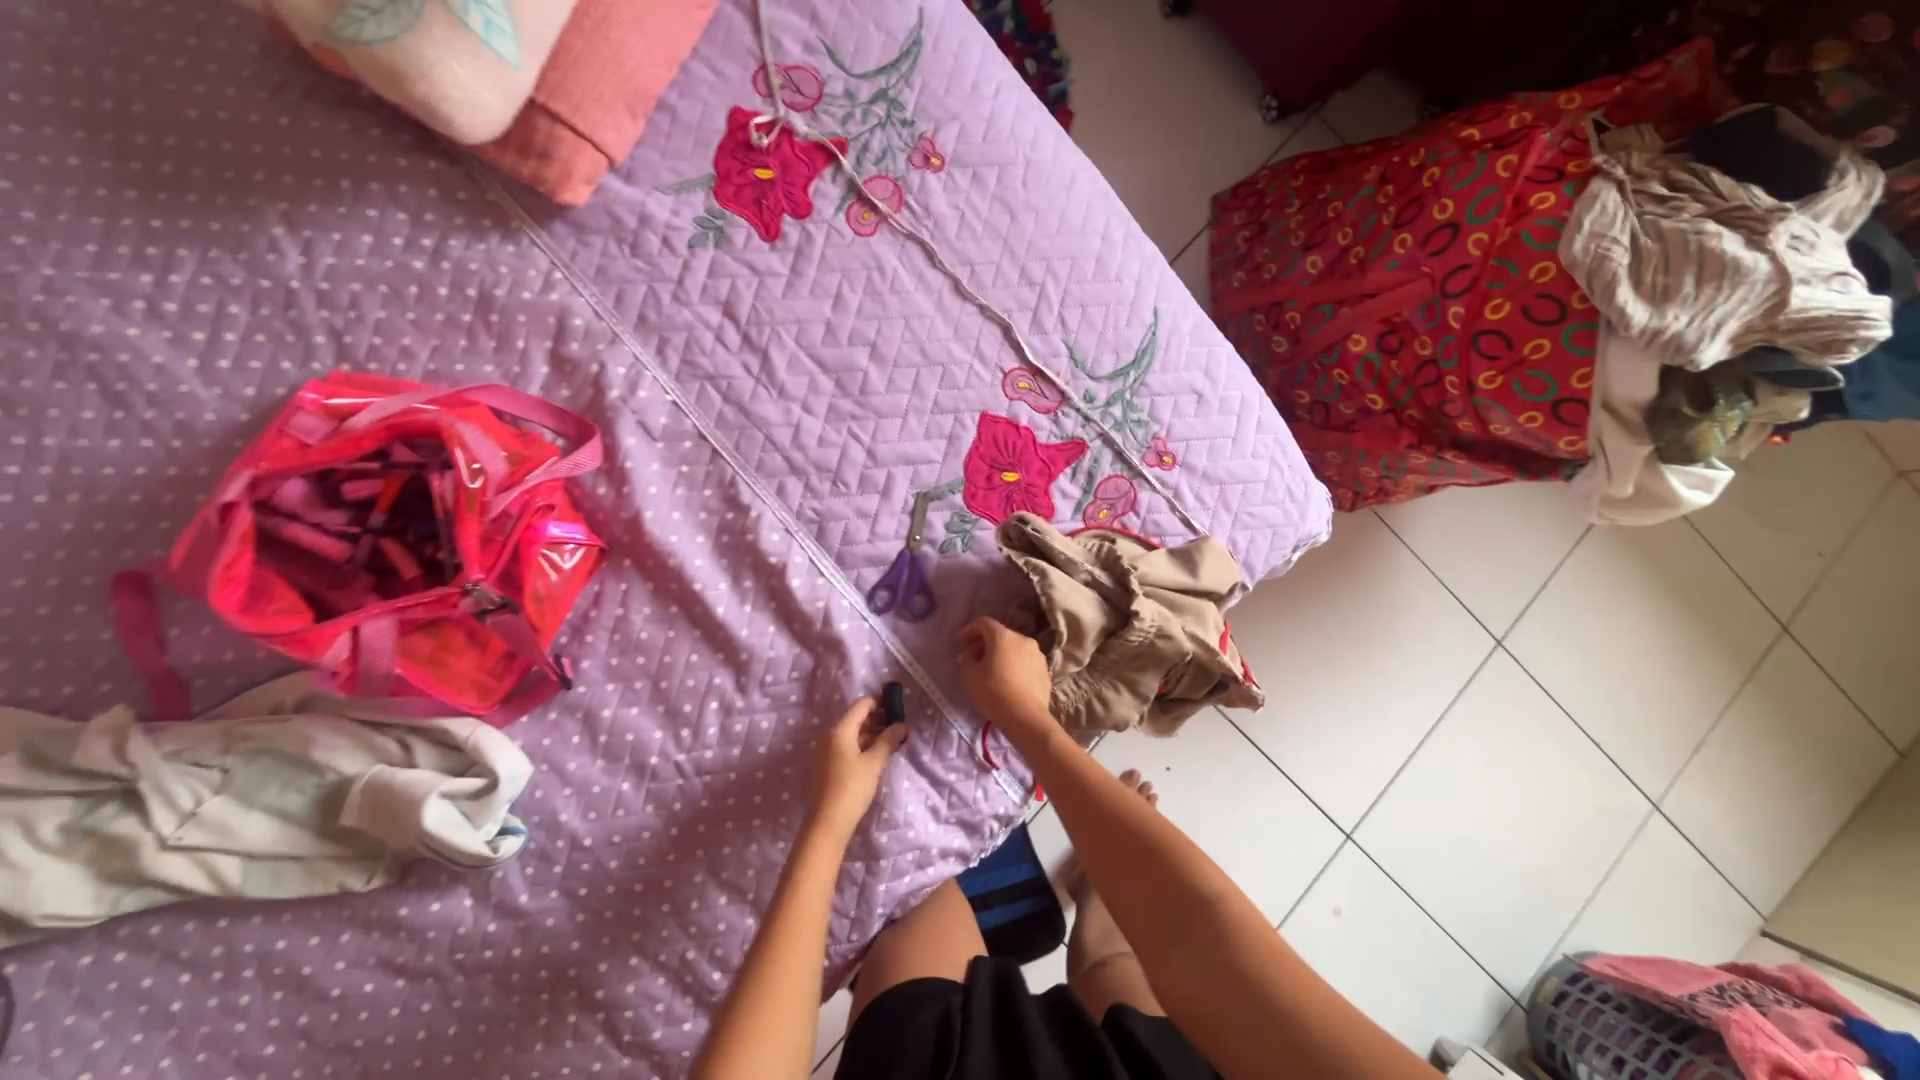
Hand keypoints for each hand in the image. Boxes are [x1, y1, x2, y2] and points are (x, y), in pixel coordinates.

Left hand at [806, 698, 908, 838]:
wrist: (826, 824)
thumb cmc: (851, 788)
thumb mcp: (874, 763)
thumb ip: (888, 740)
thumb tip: (902, 725)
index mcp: (839, 731)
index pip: (861, 705)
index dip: (881, 704)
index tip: (899, 710)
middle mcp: (828, 737)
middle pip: (856, 720)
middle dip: (879, 721)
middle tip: (900, 729)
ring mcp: (824, 752)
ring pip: (851, 736)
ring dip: (871, 736)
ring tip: (892, 744)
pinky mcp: (825, 767)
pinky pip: (845, 748)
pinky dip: (861, 748)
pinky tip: (875, 758)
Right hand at [955, 616, 1055, 745]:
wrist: (1025, 717)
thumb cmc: (993, 692)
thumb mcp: (970, 675)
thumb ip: (966, 659)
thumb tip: (969, 655)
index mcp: (1003, 636)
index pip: (983, 623)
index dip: (969, 630)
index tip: (960, 642)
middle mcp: (1023, 639)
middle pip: (1000, 635)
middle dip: (984, 643)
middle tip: (973, 657)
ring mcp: (1037, 654)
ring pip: (1014, 648)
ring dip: (1001, 654)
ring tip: (992, 670)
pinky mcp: (1045, 670)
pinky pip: (1025, 661)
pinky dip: (1014, 665)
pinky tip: (1008, 680)